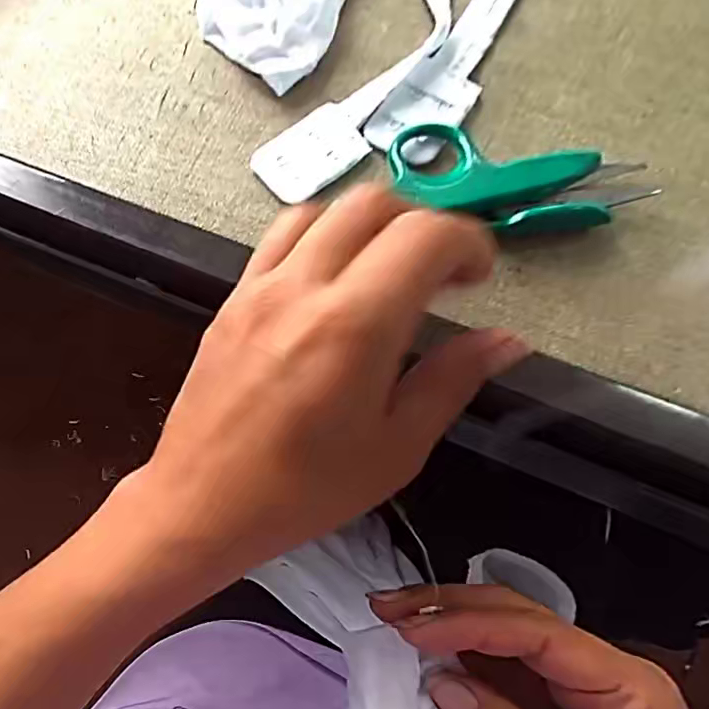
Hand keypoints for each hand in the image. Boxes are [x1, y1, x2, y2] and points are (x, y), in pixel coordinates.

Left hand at [0, 187, 525, 708]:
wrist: (203, 504)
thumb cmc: (305, 492)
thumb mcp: (396, 449)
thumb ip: (452, 381)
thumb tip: (505, 340)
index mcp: (354, 327)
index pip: (425, 236)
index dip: (469, 242)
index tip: (478, 277)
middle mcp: (304, 288)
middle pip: (375, 203)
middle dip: (424, 224)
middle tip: (441, 273)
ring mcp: (259, 287)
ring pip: (324, 208)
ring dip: (370, 223)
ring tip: (387, 269)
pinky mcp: (233, 299)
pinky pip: (280, 236)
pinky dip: (321, 235)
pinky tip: (331, 280)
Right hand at [371, 585, 708, 708]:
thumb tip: (443, 688)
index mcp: (627, 684)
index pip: (540, 635)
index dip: (473, 624)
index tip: (416, 630)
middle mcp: (600, 668)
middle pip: (519, 616)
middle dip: (452, 606)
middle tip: (391, 606)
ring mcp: (575, 682)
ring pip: (504, 633)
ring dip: (448, 622)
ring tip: (396, 619)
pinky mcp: (553, 701)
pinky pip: (500, 666)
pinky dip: (458, 655)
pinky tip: (425, 649)